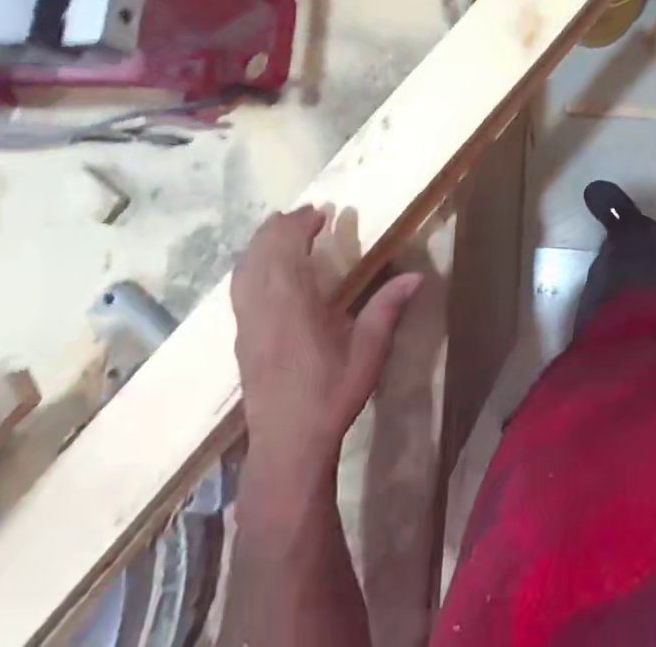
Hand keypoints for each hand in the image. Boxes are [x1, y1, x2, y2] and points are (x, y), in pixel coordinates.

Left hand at [231, 207, 420, 475]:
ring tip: (280, 229)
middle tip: (305, 213)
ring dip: (260, 244)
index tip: (322, 212)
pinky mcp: (242, 338)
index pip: (287, 252)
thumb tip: (417, 275)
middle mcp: (263, 309)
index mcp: (293, 307)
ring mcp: (247, 324)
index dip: (300, 227)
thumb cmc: (332, 393)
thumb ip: (388, 308)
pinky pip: (238, 289)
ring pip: (243, 271)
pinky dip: (249, 265)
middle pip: (260, 255)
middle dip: (279, 228)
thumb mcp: (369, 351)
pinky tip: (263, 268)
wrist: (289, 442)